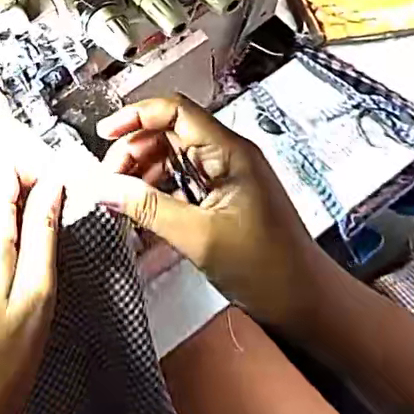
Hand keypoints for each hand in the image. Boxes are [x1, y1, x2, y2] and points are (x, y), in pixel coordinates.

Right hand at [94, 95, 335, 334]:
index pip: (176, 110)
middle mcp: (227, 154)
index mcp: (229, 151)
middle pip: (169, 132)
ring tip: (122, 196)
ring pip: (172, 156)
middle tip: (111, 178)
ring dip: (143, 170)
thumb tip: (109, 188)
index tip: (106, 132)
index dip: (136, 115)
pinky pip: (182, 179)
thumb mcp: (200, 238)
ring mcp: (225, 174)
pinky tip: (142, 208)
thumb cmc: (268, 269)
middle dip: (134, 149)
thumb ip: (150, 209)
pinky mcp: (222, 195)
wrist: (307, 303)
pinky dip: (158, 189)